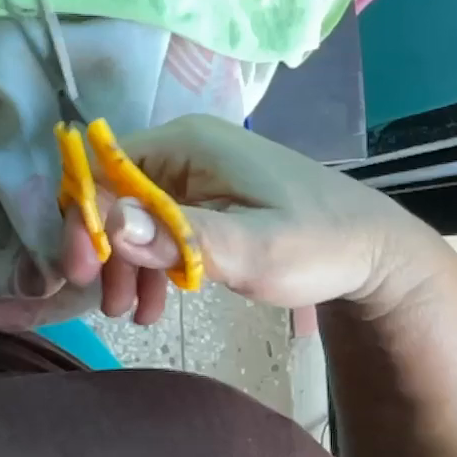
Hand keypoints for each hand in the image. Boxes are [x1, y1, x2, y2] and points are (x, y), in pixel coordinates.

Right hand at [61, 115, 446, 320]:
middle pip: (113, 195)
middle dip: (104, 250)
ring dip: (124, 265)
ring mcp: (194, 176)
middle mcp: (183, 151)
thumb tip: (110, 222)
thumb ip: (181, 236)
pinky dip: (149, 265)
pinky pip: (156, 228)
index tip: (80, 271)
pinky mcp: (205, 201)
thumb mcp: (253, 249)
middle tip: (110, 303)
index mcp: (188, 144)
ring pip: (131, 216)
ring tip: (133, 313)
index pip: (105, 168)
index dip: (85, 217)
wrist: (375, 252)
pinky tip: (153, 304)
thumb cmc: (320, 244)